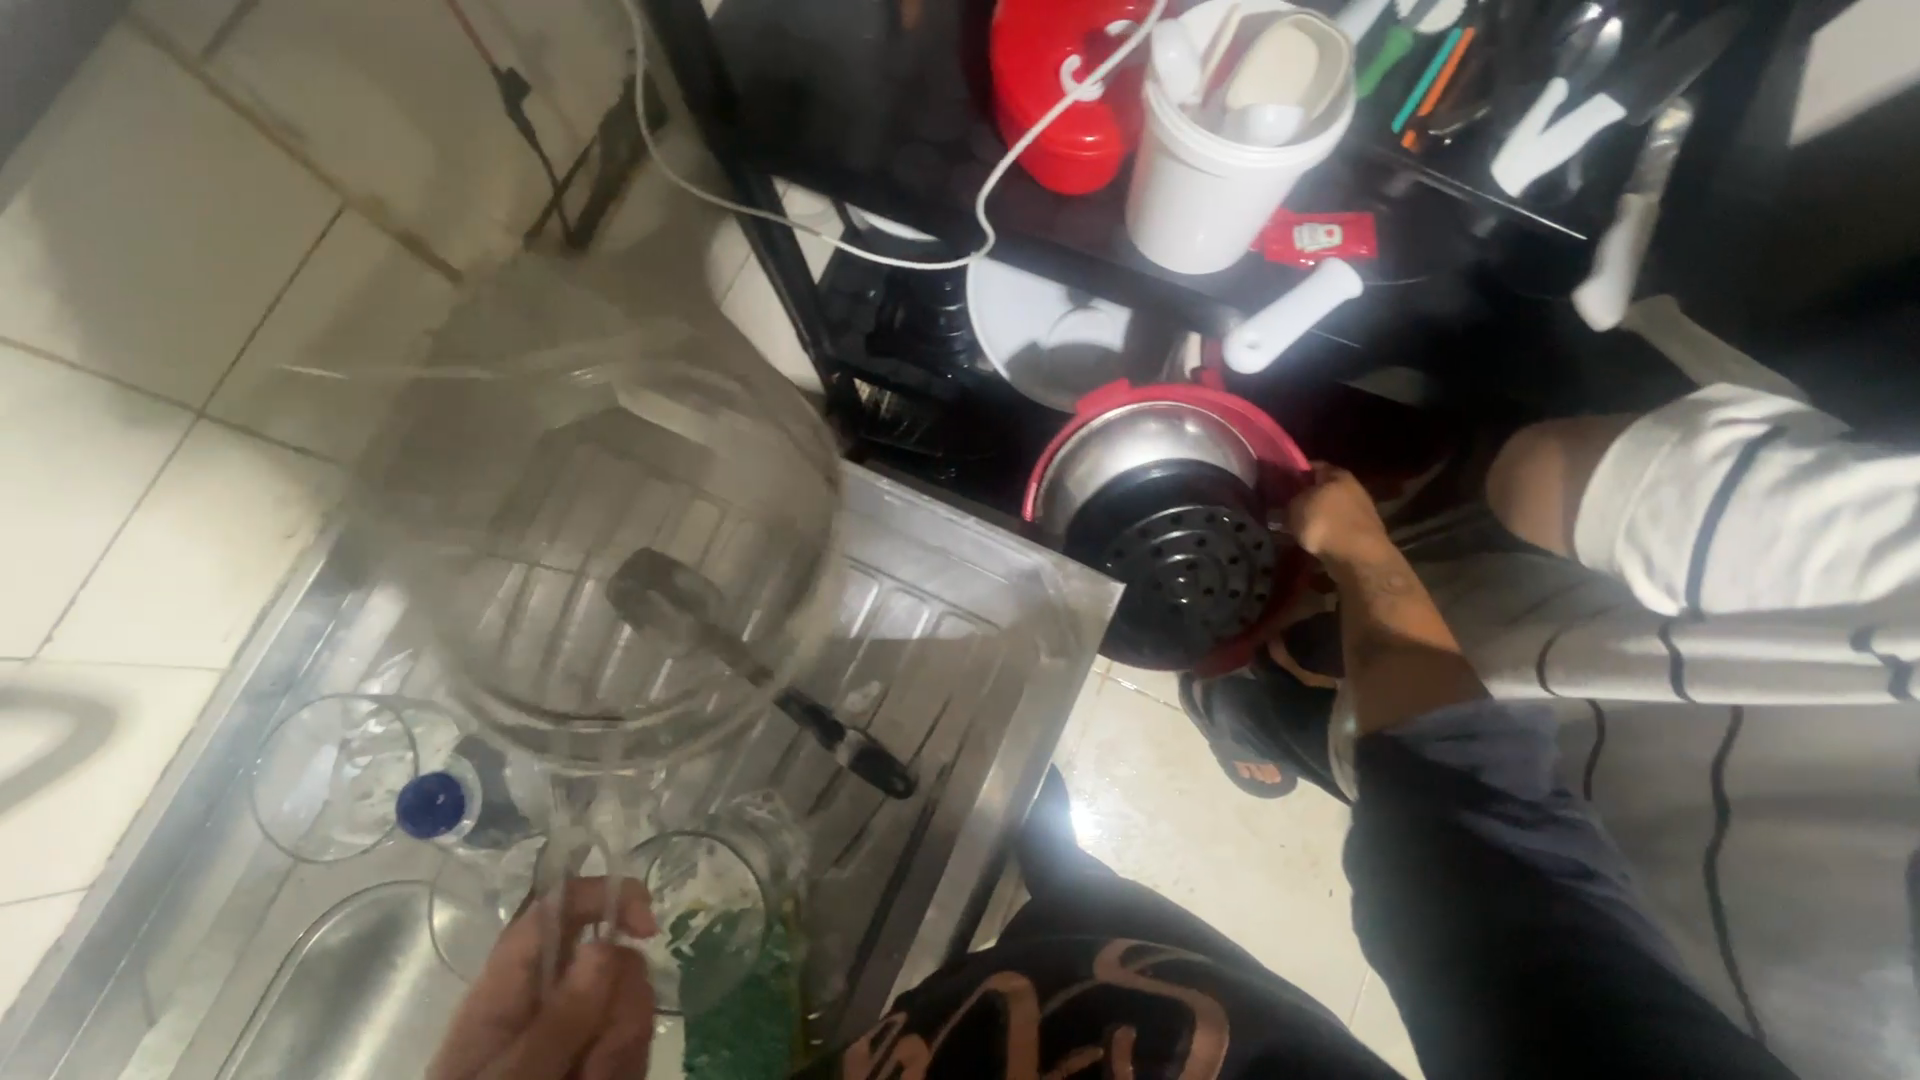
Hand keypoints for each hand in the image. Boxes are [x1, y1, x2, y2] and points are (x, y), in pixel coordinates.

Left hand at [429, 877, 657, 1079]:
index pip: (557, 908)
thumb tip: (606, 944)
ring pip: (631, 1006)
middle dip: (620, 1011)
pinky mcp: (592, 1063)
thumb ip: (558, 1023)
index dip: (605, 896)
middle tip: (596, 1068)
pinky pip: (633, 1047)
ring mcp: (572, 1036)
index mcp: (506, 992)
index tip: (647, 929)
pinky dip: (625, 1072)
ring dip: (622, 1052)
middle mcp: (544, 1003)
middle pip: (612, 961)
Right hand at [1286, 463, 1389, 563]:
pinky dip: (1323, 532)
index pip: (1311, 466)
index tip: (1277, 483)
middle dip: (1303, 497)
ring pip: (1328, 509)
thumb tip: (1285, 502)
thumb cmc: (1324, 522)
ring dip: (1314, 517)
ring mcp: (1359, 511)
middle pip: (1321, 488)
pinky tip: (1311, 541)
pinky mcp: (1361, 532)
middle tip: (1283, 507)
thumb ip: (1288, 500)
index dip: (1293, 473)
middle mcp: (1351, 487)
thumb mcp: (1294, 507)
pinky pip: (1335, 527)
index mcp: (1337, 474)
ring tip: (1294, 527)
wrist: (1358, 556)